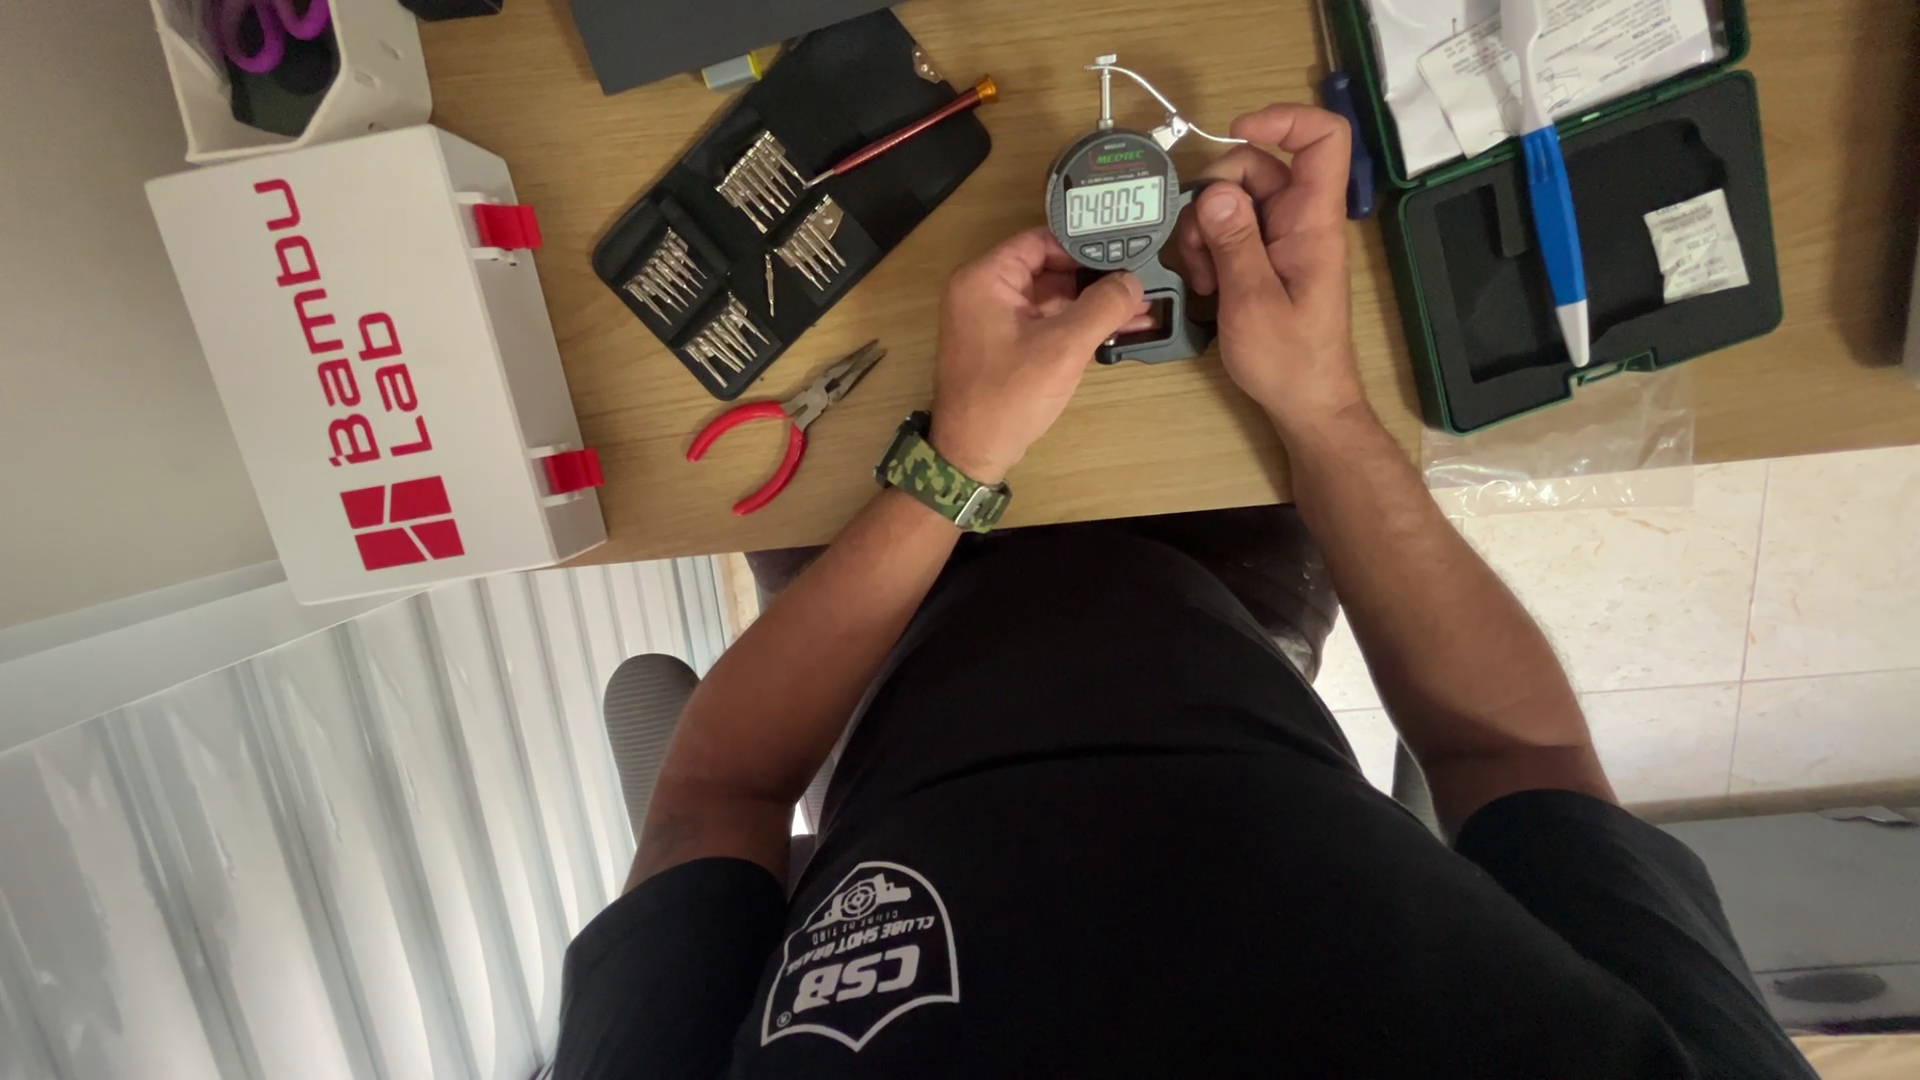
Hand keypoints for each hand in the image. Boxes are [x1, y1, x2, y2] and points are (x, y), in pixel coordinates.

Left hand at [930, 227, 1146, 483]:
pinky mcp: (1005, 349)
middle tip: (1141, 281)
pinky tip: (1118, 333)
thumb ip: (1102, 307)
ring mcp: (993, 323)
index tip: (1124, 250)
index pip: (1041, 241)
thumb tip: (1133, 283)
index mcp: (984, 279)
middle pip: (1050, 270)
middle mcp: (984, 293)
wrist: (973, 454)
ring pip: (1053, 302)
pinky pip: (1046, 327)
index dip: (1084, 245)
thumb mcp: (1062, 347)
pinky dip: (1078, 330)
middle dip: (1097, 280)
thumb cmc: (1007, 398)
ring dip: (1094, 308)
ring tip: (1141, 311)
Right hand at [1171, 104, 1366, 436]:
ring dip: (1206, 229)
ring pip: (1236, 203)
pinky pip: (1232, 234)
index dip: (1283, 121)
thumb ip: (1234, 243)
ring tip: (1201, 275)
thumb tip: (1214, 192)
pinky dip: (1211, 250)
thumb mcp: (1253, 302)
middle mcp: (1299, 222)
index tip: (1235, 133)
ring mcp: (1280, 242)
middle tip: (1197, 243)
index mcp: (1312, 222)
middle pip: (1259, 169)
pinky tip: (1206, 284)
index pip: (1322, 140)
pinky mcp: (1264, 262)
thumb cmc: (1288, 359)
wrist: (1305, 401)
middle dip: (1216, 195)